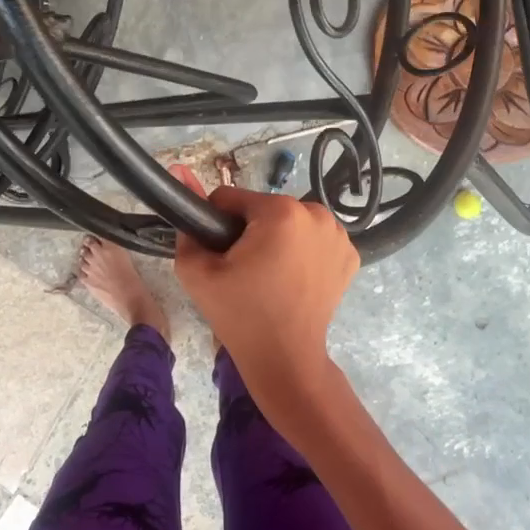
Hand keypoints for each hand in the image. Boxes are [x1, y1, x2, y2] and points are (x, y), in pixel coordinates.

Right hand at [170, 168, 359, 381]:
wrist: (286, 360)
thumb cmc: (239, 314)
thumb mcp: (196, 269)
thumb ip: (187, 218)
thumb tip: (179, 169)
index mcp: (281, 212)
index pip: (231, 199)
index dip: (217, 225)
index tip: (220, 256)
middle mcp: (316, 214)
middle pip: (262, 209)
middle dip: (248, 232)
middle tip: (241, 270)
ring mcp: (338, 235)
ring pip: (288, 222)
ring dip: (275, 239)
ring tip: (266, 275)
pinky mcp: (349, 255)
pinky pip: (311, 239)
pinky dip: (300, 252)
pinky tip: (291, 279)